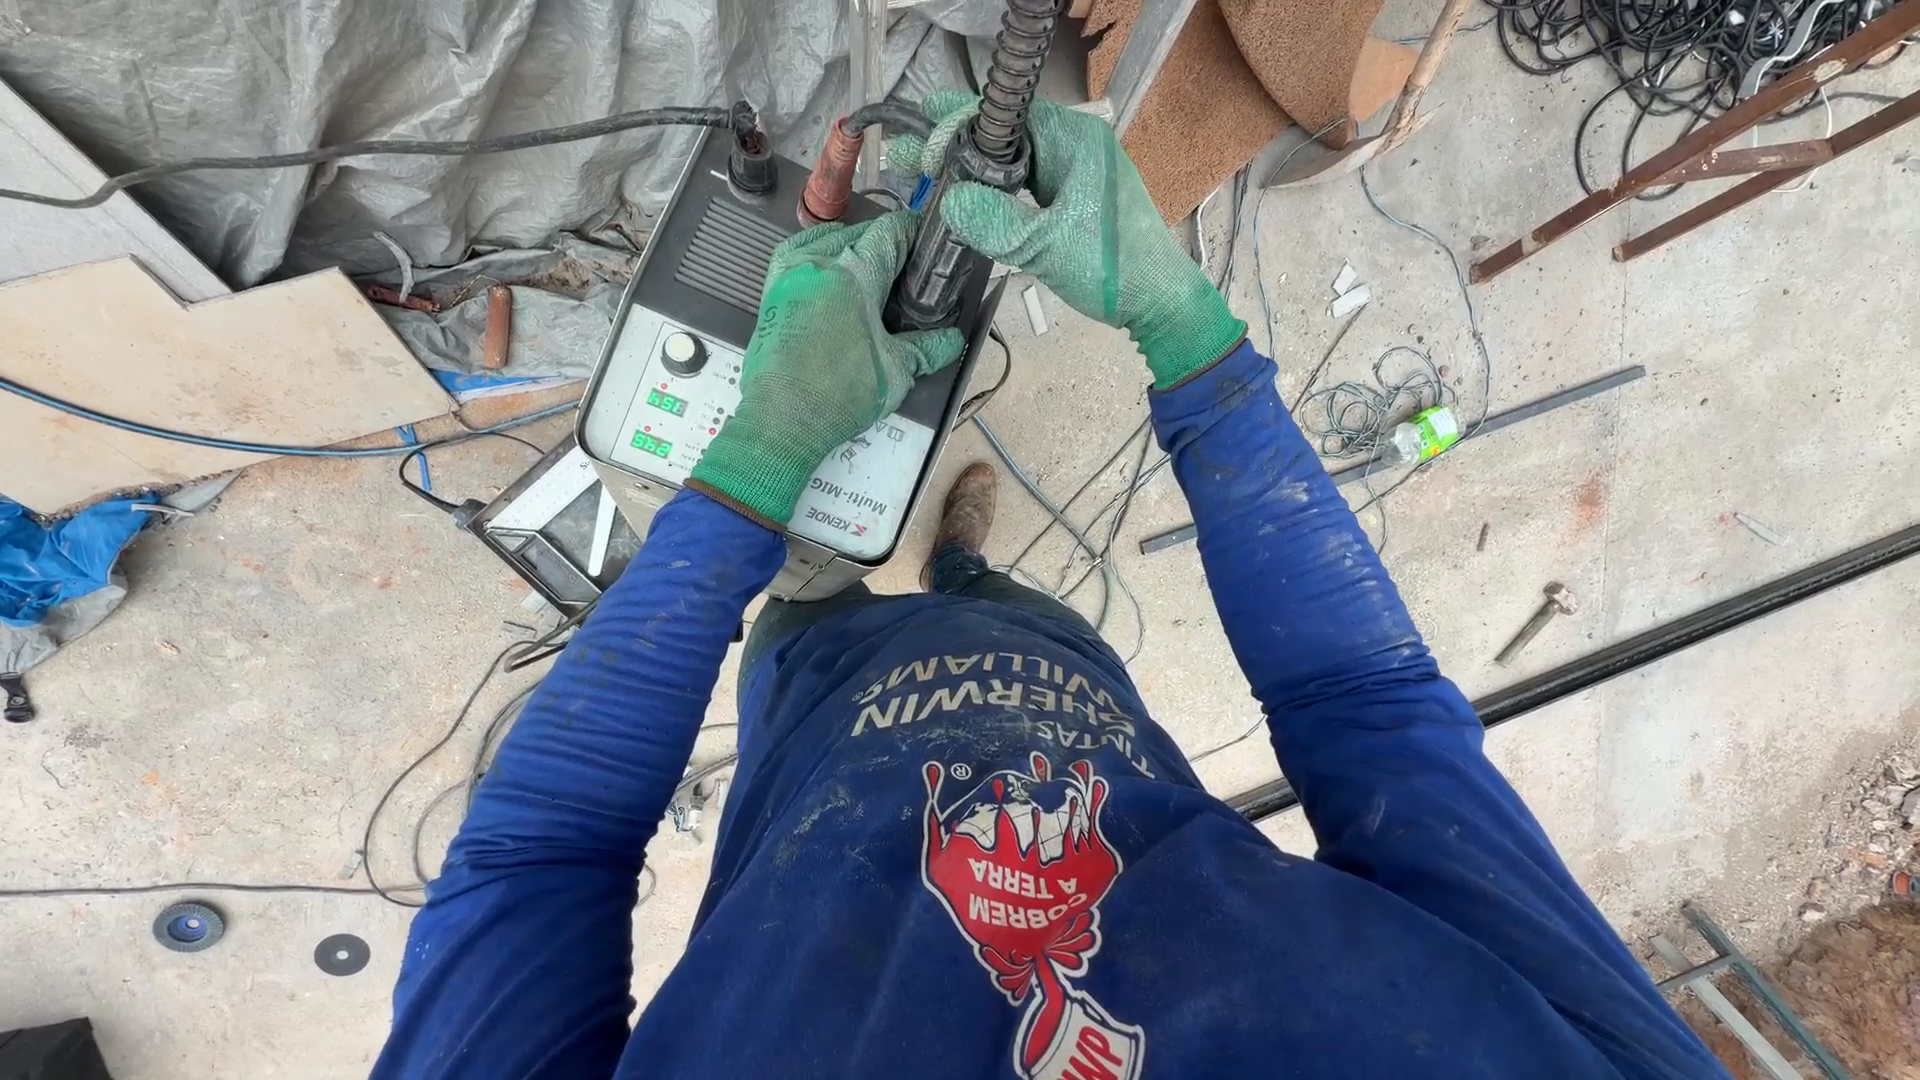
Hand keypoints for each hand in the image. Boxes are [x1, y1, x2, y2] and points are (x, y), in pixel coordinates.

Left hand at [688, 211, 964, 525]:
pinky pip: (799, 255)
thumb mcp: (897, 371)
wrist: (783, 421)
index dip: (915, 233)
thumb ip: (928, 349)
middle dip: (886, 245)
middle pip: (861, 233)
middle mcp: (818, 261)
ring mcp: (789, 273)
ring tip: (870, 273)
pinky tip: (832, 280)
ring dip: (852, 246)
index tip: (929, 244)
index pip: (891, 231)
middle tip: (906, 271)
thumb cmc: (842, 393)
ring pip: (826, 238)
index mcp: (854, 272)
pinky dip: (820, 257)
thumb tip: (953, 339)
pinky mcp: (772, 291)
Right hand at [889, 93, 1244, 387]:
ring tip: (932, 180)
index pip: (1007, 115)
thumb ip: (994, 222)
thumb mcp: (1045, 247)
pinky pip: (1028, 188)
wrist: (1158, 304)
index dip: (960, 124)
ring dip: (976, 173)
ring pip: (1016, 164)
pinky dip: (998, 194)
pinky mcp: (1076, 202)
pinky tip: (971, 205)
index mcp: (1076, 141)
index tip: (924, 140)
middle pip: (1007, 138)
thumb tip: (948, 201)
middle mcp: (1077, 148)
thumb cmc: (1111, 269)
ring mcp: (1078, 175)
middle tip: (914, 161)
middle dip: (959, 147)